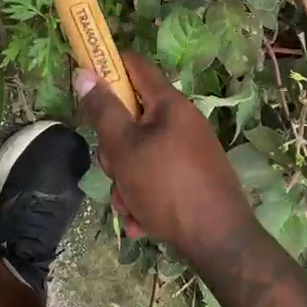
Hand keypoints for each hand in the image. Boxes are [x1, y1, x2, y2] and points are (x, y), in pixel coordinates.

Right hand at [76, 53, 254, 258]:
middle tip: (111, 166)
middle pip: (134, 116)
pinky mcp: (195, 178)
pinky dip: (145, 195)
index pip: (134, 63)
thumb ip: (102, 109)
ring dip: (127, 177)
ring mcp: (191, 151)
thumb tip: (84, 72)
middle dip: (114, 144)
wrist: (222, 243)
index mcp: (168, 103)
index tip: (87, 82)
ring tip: (127, 206)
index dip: (107, 65)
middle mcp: (183, 121)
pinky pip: (159, 176)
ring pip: (143, 152)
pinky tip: (141, 221)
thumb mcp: (124, 146)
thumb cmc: (166, 185)